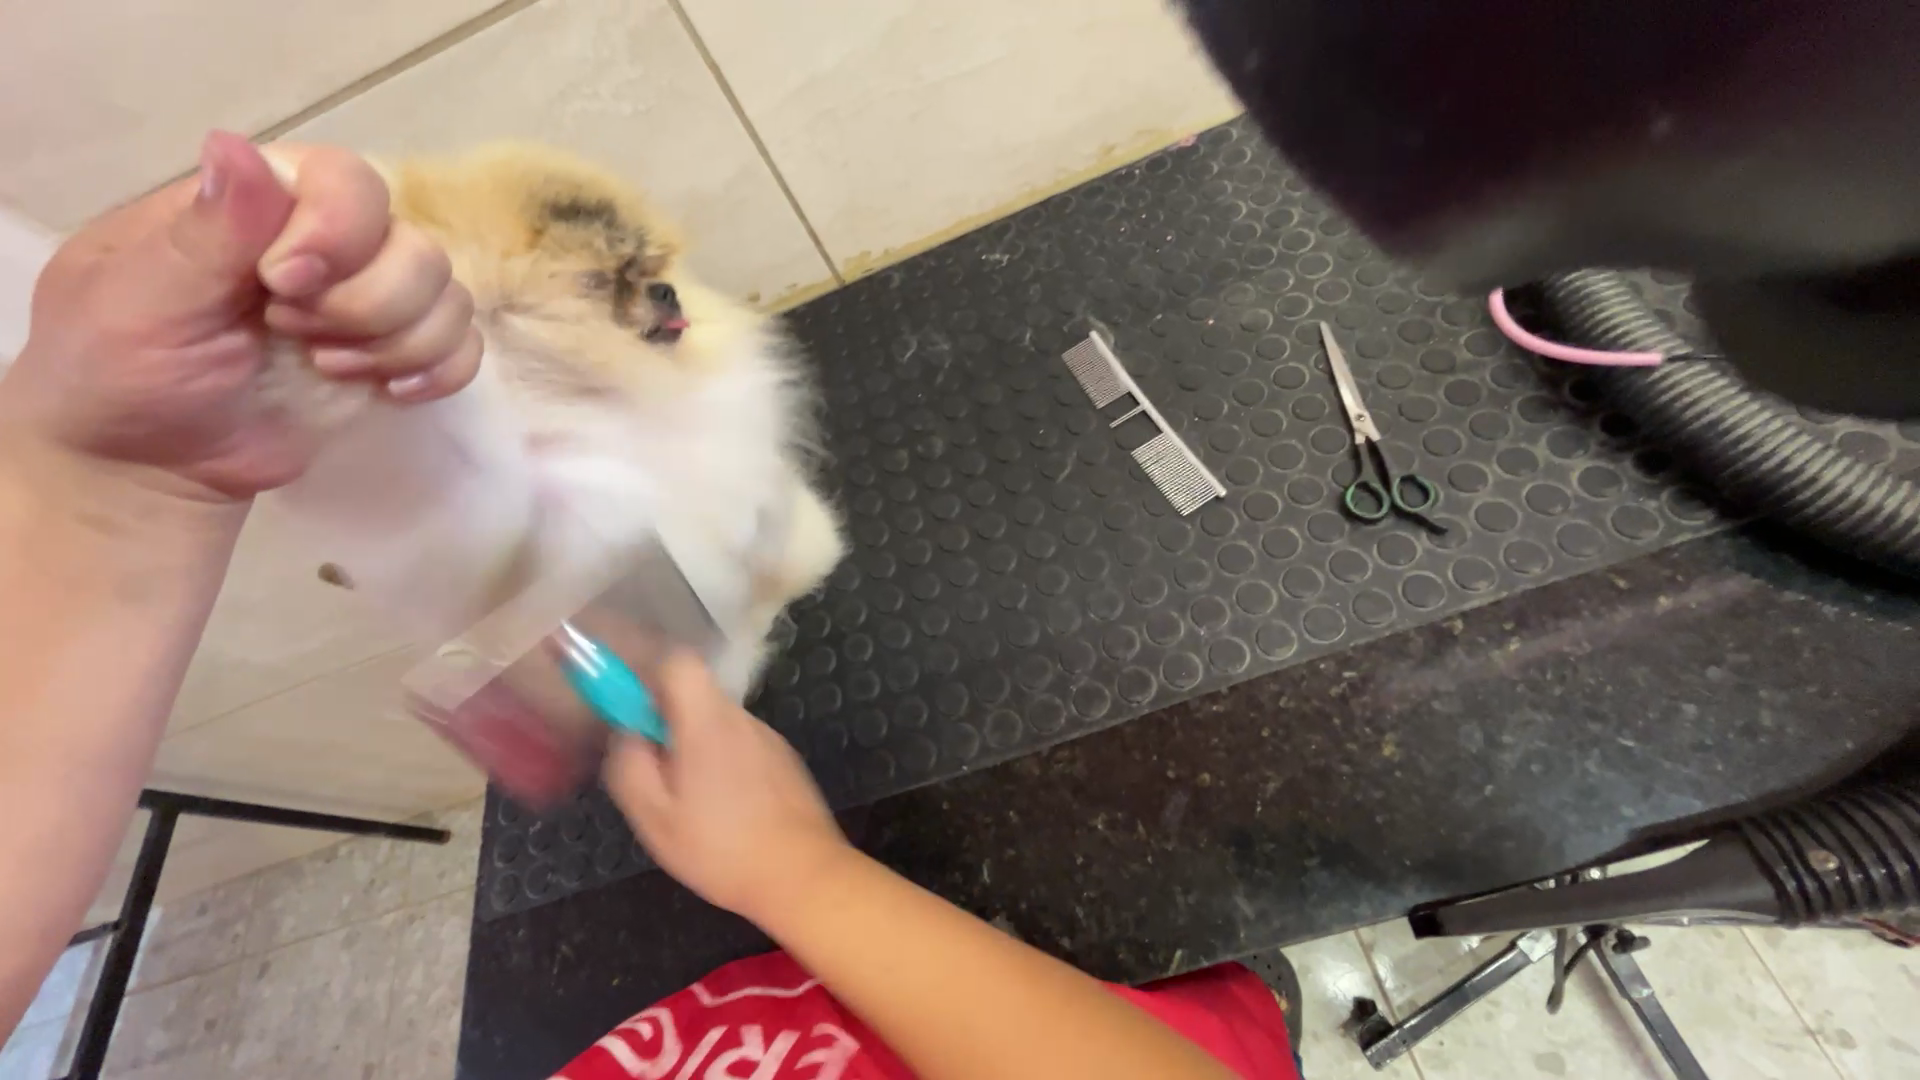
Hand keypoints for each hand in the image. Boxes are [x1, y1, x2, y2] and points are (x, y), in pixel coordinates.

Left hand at [0, 131, 480, 512]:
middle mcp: (336, 246)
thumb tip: (241, 148)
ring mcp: (378, 303)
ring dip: (399, 345)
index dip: (342, 231)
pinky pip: (467, 348)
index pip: (351, 182)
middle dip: (368, 306)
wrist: (162, 460)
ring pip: (452, 299)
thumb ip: (206, 233)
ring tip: (328, 366)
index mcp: (263, 209)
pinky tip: (389, 392)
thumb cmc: (126, 372)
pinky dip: (440, 373)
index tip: (284, 284)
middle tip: (295, 333)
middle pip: (419, 250)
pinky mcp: (405, 354)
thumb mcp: (142, 300)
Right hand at [604, 653, 848, 920]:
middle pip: (697, 695)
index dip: (649, 676)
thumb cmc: (720, 847)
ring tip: (689, 800)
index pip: (680, 662)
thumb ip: (630, 764)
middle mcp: (743, 718)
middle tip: (654, 770)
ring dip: (695, 746)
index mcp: (709, 721)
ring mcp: (769, 737)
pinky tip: (724, 809)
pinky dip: (723, 762)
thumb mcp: (655, 816)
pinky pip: (741, 744)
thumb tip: (626, 732)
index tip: (631, 712)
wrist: (800, 871)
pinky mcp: (784, 758)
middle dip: (668, 722)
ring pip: (718, 723)